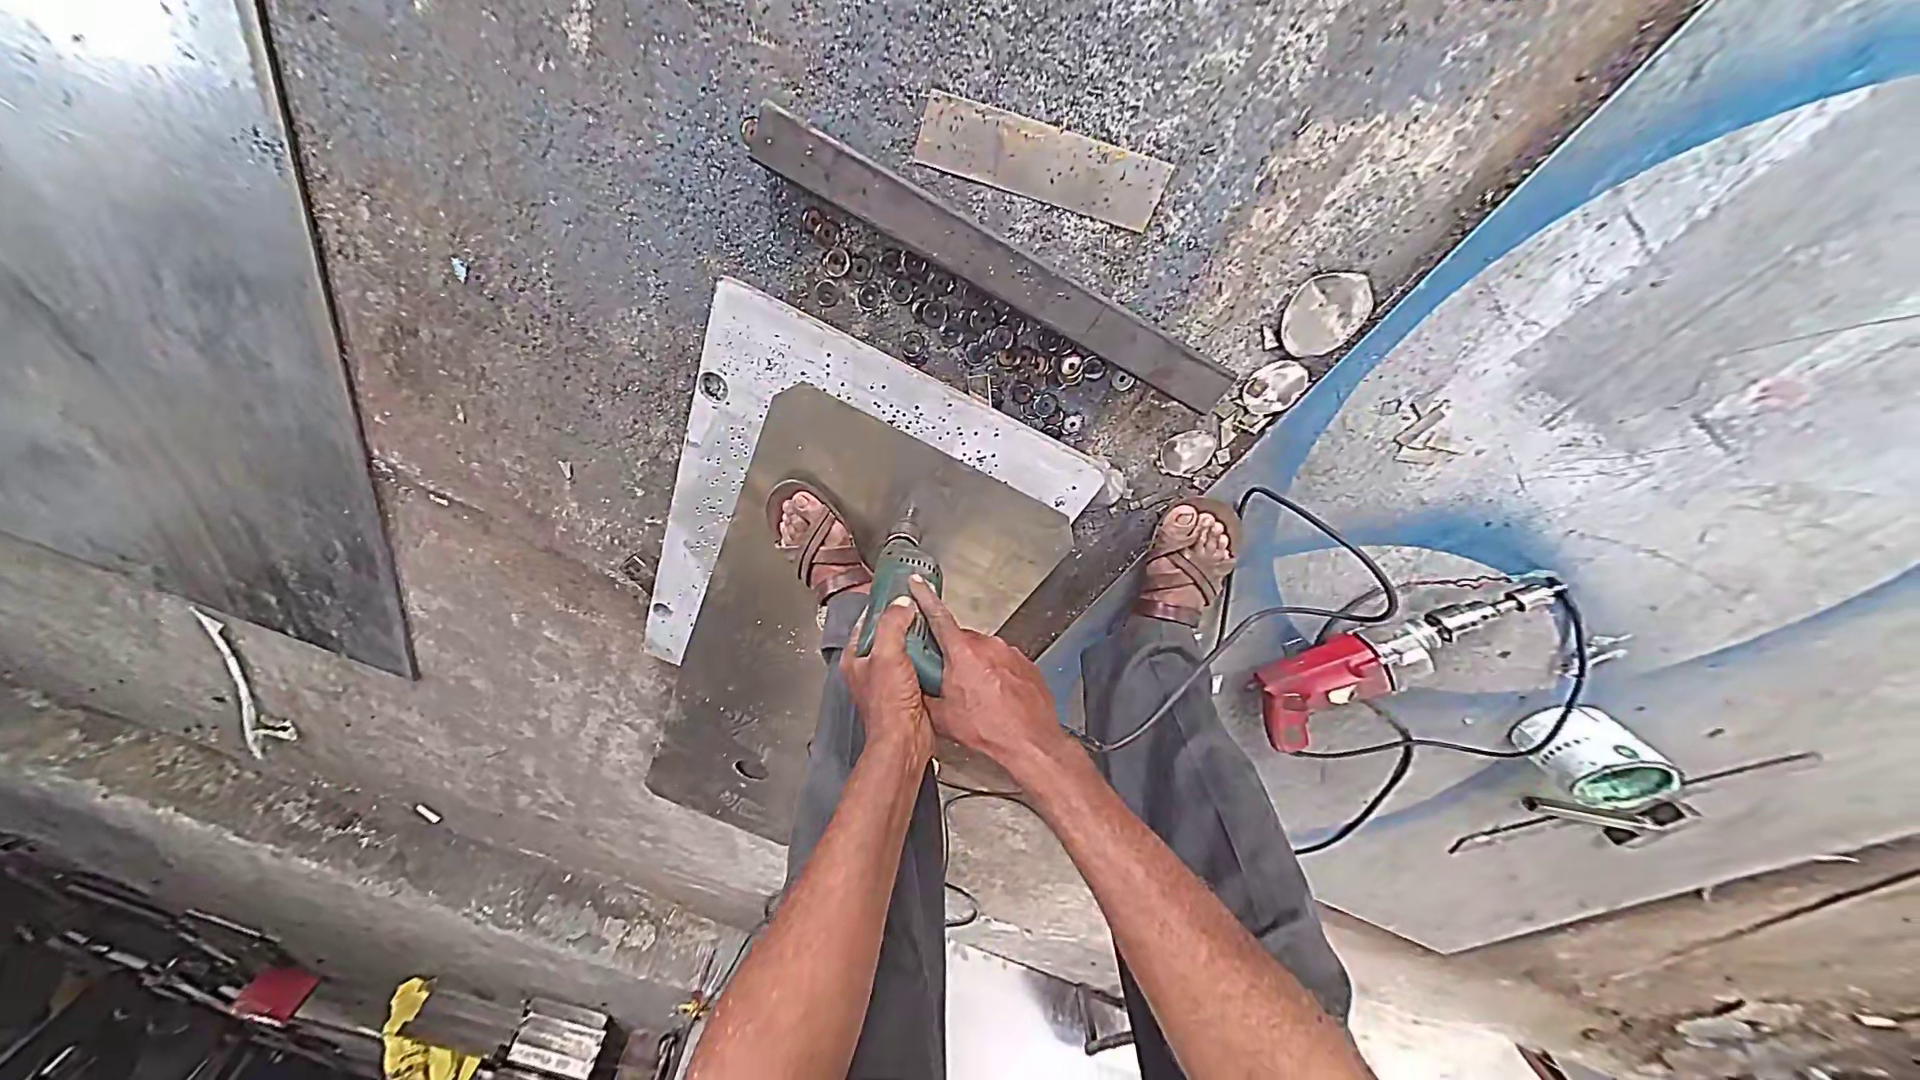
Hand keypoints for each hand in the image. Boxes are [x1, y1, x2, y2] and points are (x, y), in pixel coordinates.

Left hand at [840, 595, 934, 761]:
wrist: (906, 740)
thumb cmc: (889, 706)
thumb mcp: (888, 655)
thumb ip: (892, 624)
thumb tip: (901, 604)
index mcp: (856, 658)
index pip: (867, 622)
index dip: (882, 605)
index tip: (899, 592)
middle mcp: (870, 668)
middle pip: (887, 634)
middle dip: (903, 621)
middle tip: (919, 605)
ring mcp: (890, 679)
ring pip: (905, 649)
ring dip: (918, 638)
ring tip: (931, 623)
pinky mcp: (909, 689)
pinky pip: (919, 664)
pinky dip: (929, 656)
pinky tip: (939, 648)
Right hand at [906, 576, 1073, 774]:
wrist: (1031, 741)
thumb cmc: (991, 730)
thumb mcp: (944, 717)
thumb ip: (924, 695)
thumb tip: (915, 690)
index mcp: (963, 653)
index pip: (938, 616)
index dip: (924, 598)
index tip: (917, 583)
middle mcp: (988, 646)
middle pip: (962, 640)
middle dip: (953, 655)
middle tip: (950, 679)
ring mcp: (1009, 652)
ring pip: (983, 652)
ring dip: (977, 666)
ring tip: (978, 695)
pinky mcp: (1025, 663)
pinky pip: (1003, 662)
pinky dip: (997, 674)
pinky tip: (996, 697)